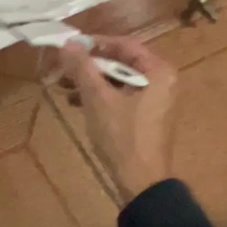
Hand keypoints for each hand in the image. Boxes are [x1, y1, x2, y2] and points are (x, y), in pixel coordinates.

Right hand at [58, 36, 177, 200]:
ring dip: (92, 83)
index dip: (96, 44)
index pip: (125, 45)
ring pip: (120, 82)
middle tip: (63, 69)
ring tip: (64, 88)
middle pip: (122, 64)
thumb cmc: (122, 137)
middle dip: (90, 67)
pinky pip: (123, 99)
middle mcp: (163, 82)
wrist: (141, 182)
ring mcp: (157, 102)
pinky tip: (77, 104)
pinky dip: (102, 99)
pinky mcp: (148, 119)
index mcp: (159, 72)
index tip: (70, 47)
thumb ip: (82, 68)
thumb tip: (67, 43)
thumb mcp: (98, 99)